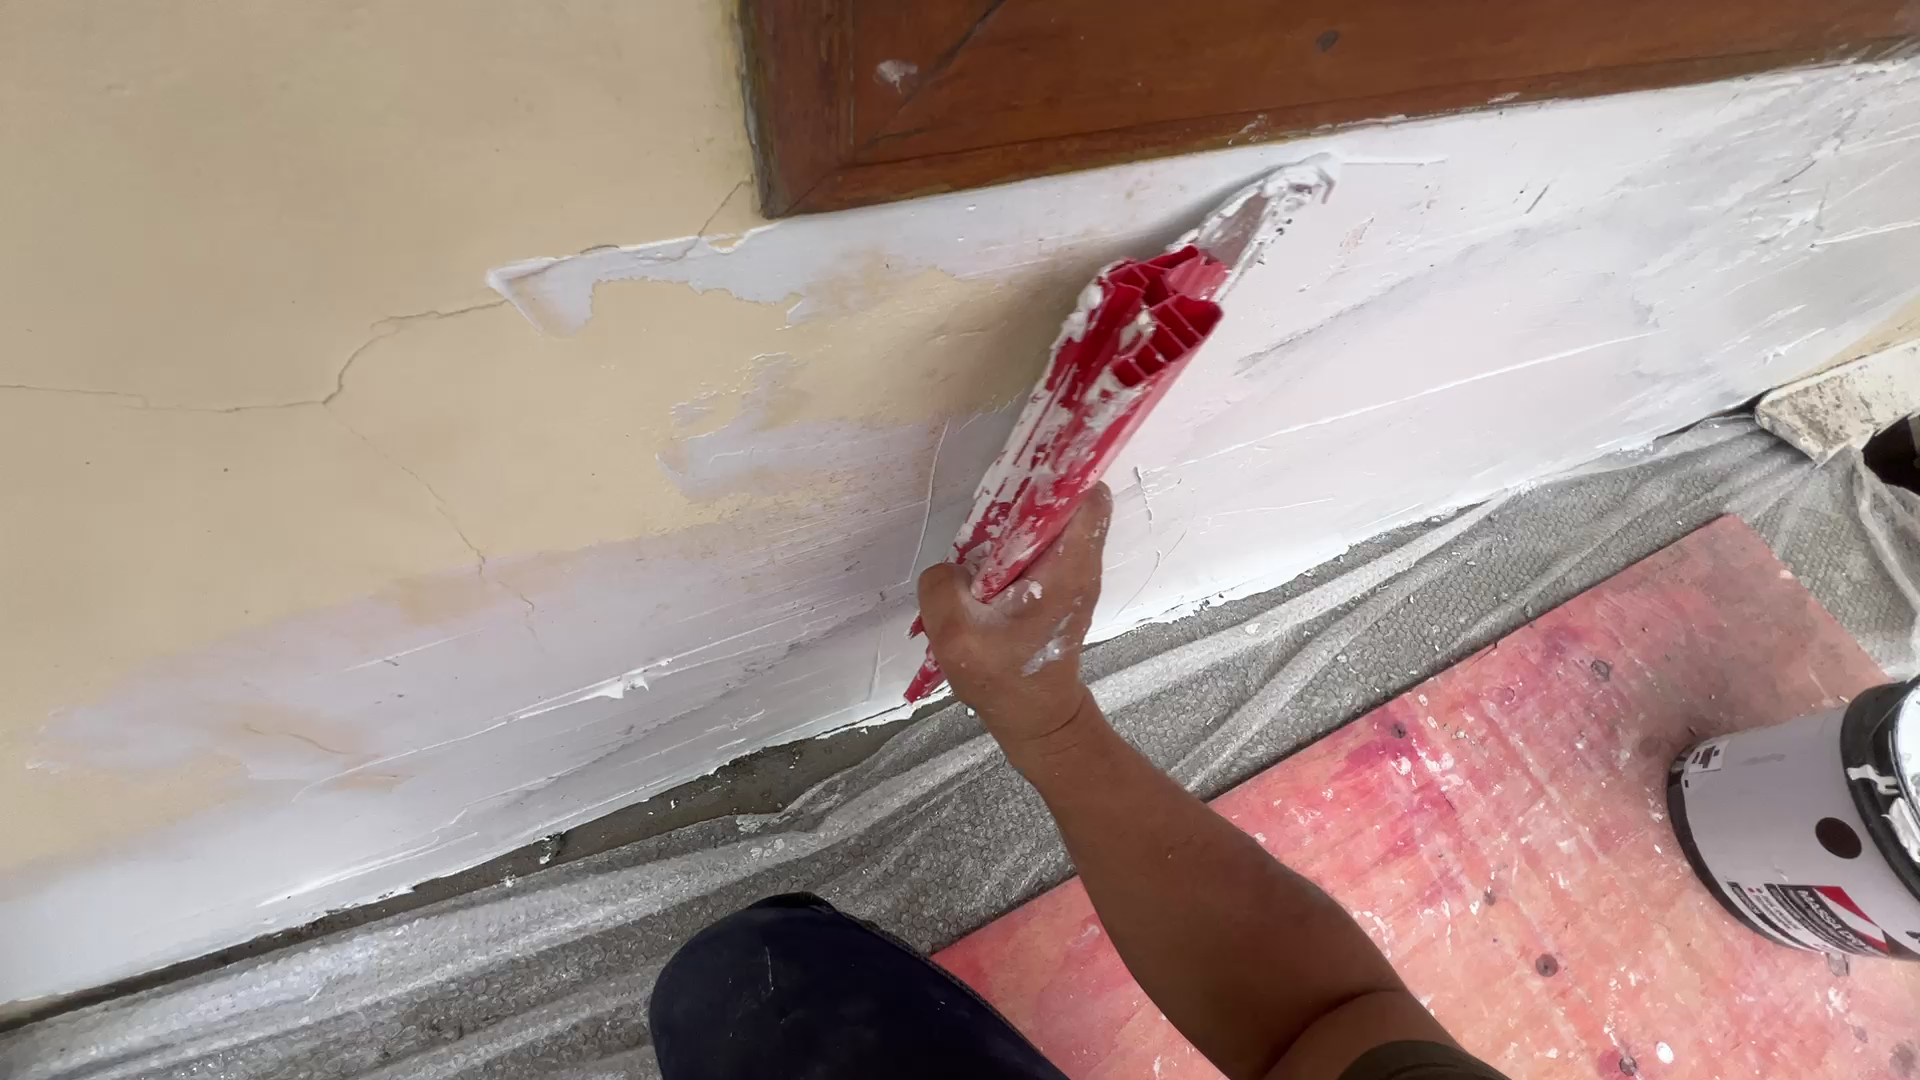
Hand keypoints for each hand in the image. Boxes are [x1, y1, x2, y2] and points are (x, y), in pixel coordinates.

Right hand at [916, 483, 1111, 753]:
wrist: (1037, 719)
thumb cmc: (1006, 681)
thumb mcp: (955, 636)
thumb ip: (941, 587)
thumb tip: (952, 567)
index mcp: (1070, 567)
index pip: (1089, 497)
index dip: (1062, 475)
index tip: (1023, 470)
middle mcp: (1080, 564)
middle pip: (1066, 503)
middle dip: (1029, 493)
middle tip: (989, 503)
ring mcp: (1071, 574)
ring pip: (1049, 524)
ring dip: (1017, 521)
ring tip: (980, 536)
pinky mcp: (1058, 586)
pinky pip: (1039, 546)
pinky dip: (1014, 542)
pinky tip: (983, 562)